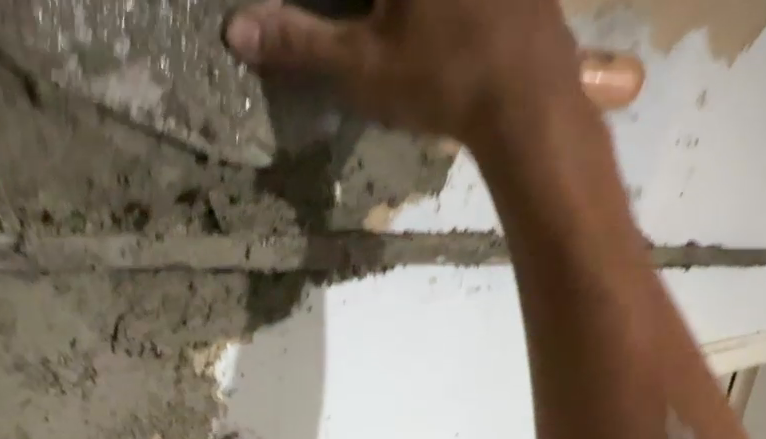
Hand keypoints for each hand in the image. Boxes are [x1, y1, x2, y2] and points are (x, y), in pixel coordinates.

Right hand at [224, 0, 586, 147]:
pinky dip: (427, 12)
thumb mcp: (358, 65)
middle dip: (360, 11)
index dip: (317, 6)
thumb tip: (234, 29)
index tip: (337, 30)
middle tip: (363, 27)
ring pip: (410, 0)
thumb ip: (297, 40)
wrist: (531, 101)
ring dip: (389, 14)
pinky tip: (432, 27)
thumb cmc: (439, 78)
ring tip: (380, 26)